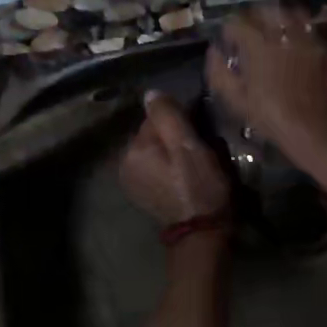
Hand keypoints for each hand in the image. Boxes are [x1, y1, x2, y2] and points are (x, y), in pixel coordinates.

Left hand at [119, 91, 230, 227]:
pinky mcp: (144, 196)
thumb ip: (169, 117)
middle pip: (154, 136)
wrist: (201, 232)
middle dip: (176, 138)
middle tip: (202, 150)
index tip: (201, 133)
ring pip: (156, 153)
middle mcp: (125, 164)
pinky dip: (170, 169)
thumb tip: (151, 93)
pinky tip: (186, 179)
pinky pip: (157, 170)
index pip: (156, 118)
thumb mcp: (189, 146)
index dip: (182, 122)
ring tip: (196, 165)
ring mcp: (132, 182)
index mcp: (134, 149)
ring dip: (173, 154)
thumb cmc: (200, 187)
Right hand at [206, 7, 326, 174]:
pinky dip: (302, 36)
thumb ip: (219, 71)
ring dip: (282, 20)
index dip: (230, 31)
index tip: (230, 43)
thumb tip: (214, 52)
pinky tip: (299, 51)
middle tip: (253, 33)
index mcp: (257, 43)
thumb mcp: (235, 99)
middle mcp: (284, 34)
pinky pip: (311, 34)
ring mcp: (310, 39)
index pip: (237, 21)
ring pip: (293, 16)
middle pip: (267, 10)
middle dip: (256, 18)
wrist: (316, 128)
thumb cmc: (271, 116)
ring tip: (278, 35)